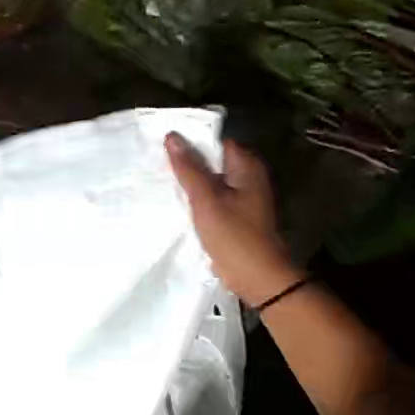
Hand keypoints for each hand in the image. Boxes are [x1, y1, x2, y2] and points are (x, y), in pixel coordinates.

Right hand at [166, 133, 301, 306]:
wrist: (256, 277)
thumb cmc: (234, 236)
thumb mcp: (206, 200)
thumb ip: (188, 169)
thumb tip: (172, 136)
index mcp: (247, 167)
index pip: (216, 142)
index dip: (191, 143)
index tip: (164, 149)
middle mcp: (248, 177)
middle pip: (212, 161)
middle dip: (187, 164)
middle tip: (157, 166)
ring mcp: (242, 198)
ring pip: (210, 182)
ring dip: (190, 184)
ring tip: (162, 183)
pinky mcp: (235, 216)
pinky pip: (211, 199)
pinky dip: (196, 200)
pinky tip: (177, 205)